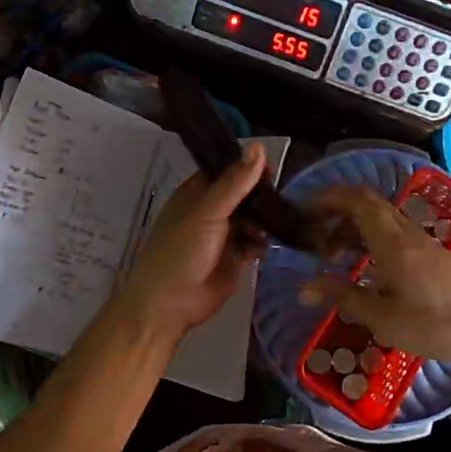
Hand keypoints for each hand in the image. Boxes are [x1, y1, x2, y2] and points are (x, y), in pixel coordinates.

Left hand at [114, 144, 266, 333]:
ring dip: (264, 222)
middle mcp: (210, 211)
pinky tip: (264, 247)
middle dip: (261, 197)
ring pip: (252, 219)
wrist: (171, 304)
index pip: (227, 171)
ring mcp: (223, 235)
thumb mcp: (208, 212)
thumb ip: (235, 183)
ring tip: (273, 226)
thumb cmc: (181, 252)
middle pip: (243, 195)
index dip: (248, 167)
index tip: (271, 168)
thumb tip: (259, 147)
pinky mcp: (235, 258)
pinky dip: (261, 243)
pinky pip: (254, 243)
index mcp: (196, 194)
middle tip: (280, 199)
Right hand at [298, 186, 450, 373]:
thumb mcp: (382, 317)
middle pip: (368, 205)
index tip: (304, 209)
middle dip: (336, 213)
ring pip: (381, 219)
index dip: (328, 198)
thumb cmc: (433, 324)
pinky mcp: (431, 253)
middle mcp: (407, 232)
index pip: (357, 201)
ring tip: (332, 254)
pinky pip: (394, 232)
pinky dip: (371, 237)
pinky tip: (364, 264)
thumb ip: (343, 297)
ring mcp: (422, 241)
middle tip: (313, 235)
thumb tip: (304, 287)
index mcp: (393, 241)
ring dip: (353, 227)